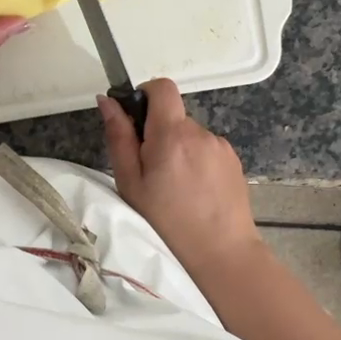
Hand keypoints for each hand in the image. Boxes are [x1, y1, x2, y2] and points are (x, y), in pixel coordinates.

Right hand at [98, 79, 259, 263]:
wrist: (221, 252)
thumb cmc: (165, 219)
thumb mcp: (129, 181)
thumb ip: (118, 136)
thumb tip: (107, 100)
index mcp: (171, 133)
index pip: (162, 87)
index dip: (145, 94)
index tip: (134, 119)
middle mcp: (200, 132)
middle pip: (173, 116)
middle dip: (157, 133)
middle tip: (148, 170)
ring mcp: (221, 146)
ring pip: (189, 135)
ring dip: (177, 149)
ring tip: (173, 185)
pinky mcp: (234, 161)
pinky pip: (206, 149)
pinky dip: (195, 161)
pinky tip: (193, 191)